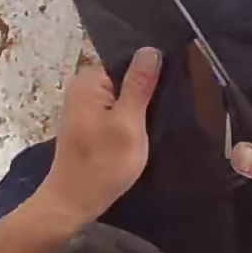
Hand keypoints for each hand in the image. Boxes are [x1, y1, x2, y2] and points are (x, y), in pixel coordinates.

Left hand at [34, 47, 162, 228]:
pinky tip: (151, 122)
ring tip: (169, 108)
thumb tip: (150, 49)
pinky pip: (118, 108)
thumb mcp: (128, 123)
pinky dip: (134, 114)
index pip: (128, 58)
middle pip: (126, 74)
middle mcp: (85, 87)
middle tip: (177, 96)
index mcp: (90, 80)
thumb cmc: (102, 164)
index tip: (178, 76)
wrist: (73, 203)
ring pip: (125, 93)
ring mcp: (87, 105)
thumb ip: (139, 85)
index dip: (152, 66)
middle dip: (149, 85)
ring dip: (143, 102)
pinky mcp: (92, 122)